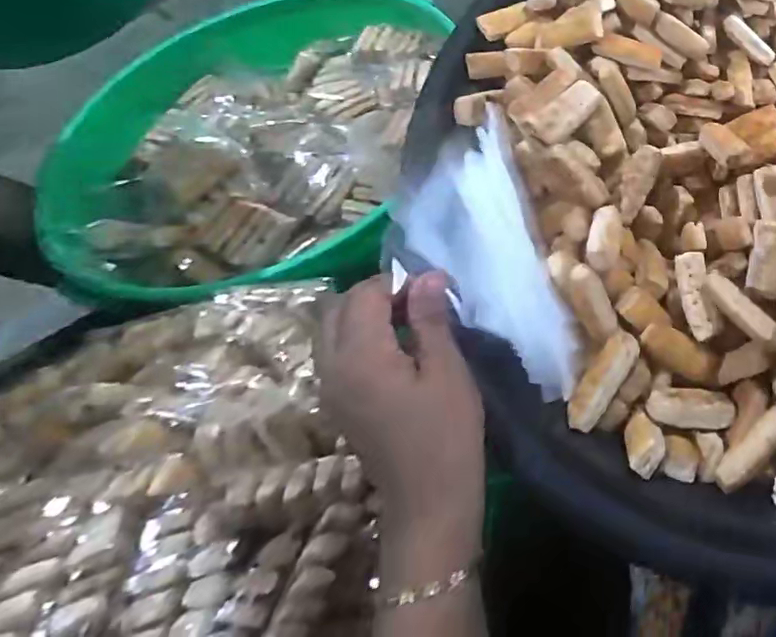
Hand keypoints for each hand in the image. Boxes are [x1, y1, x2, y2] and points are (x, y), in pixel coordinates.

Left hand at [321, 272, 484, 539]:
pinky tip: (397, 347)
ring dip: (366, 314)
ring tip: (411, 320)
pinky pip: (336, 351)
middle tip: (420, 300)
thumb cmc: (446, 430)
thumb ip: (430, 319)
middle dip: (376, 293)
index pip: (364, 295)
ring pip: (333, 329)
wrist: (428, 499)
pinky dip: (360, 336)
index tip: (435, 289)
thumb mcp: (447, 368)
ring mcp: (329, 388)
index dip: (398, 282)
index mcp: (359, 357)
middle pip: (339, 308)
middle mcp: (331, 368)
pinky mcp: (336, 402)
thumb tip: (427, 276)